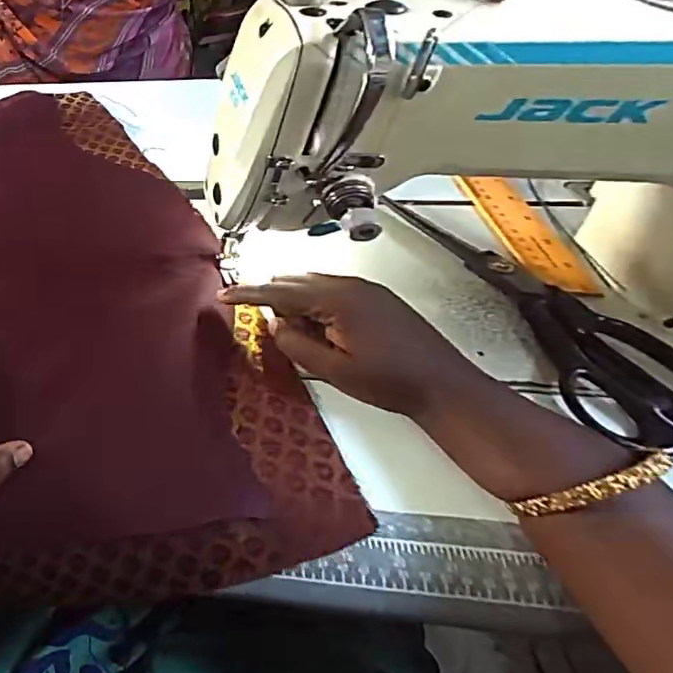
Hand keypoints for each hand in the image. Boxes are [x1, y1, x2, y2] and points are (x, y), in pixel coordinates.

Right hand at [219, 274, 503, 421]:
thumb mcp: (334, 370)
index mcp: (337, 299)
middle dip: (276, 301)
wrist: (448, 389)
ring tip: (306, 337)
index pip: (279, 291)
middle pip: (294, 282)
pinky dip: (316, 305)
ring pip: (312, 285)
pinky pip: (331, 290)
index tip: (225, 294)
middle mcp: (350, 285)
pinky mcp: (375, 297)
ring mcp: (365, 289)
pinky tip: (325, 331)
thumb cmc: (394, 383)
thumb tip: (274, 324)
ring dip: (297, 304)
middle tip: (275, 329)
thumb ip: (295, 344)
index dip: (247, 293)